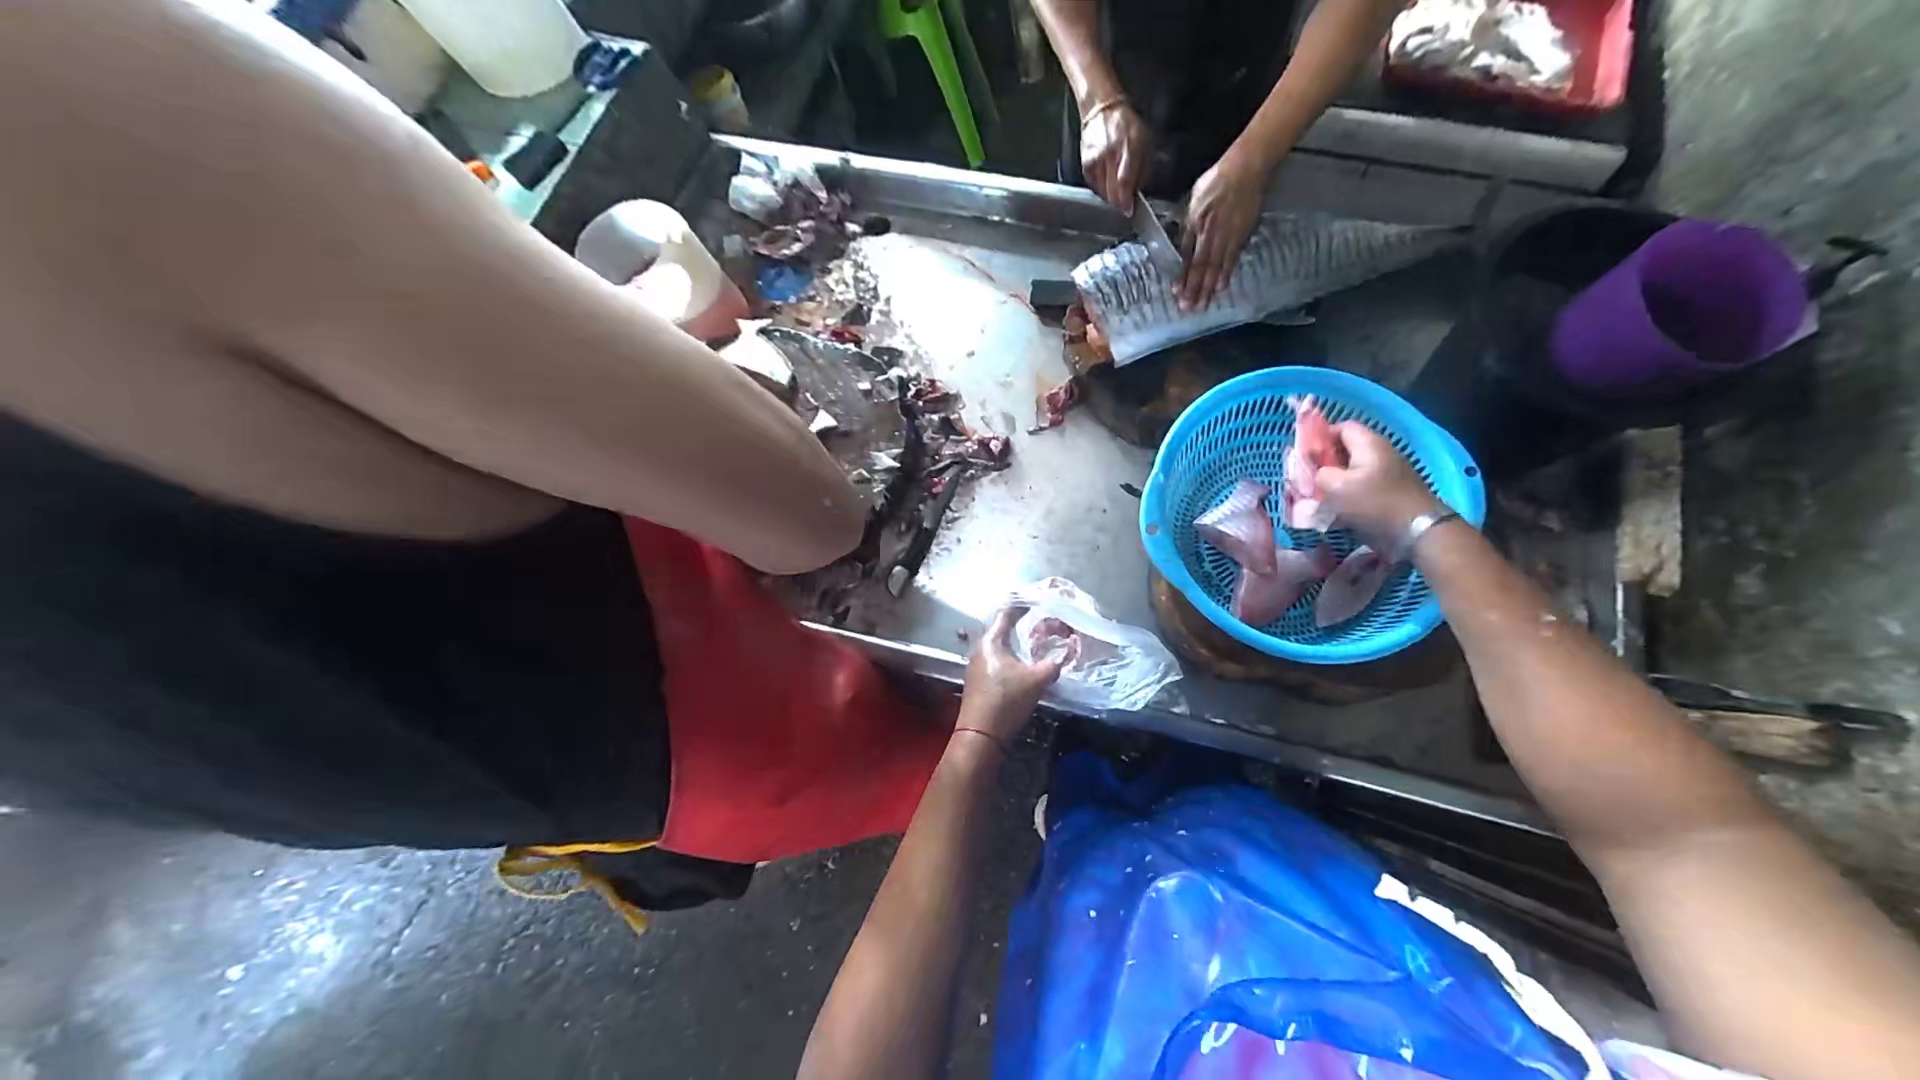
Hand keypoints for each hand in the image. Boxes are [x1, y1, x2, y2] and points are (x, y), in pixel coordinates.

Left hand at [958, 605, 1073, 747]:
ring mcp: (977, 664)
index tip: (1041, 600)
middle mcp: (981, 648)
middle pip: (1004, 627)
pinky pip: (998, 658)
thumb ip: (1055, 662)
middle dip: (1025, 623)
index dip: (1024, 604)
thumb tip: (1071, 648)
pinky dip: (1013, 655)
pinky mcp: (979, 679)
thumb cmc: (1006, 701)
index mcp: (991, 641)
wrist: (980, 735)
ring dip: (1019, 641)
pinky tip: (1025, 663)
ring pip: (1001, 644)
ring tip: (1040, 641)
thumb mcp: (1037, 680)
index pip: (1007, 612)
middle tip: (1047, 623)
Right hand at [1080, 99, 1149, 210]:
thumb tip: (1136, 194)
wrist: (1102, 110)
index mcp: (1129, 147)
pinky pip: (1095, 187)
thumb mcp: (1144, 141)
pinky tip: (1107, 178)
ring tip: (1117, 185)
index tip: (1129, 211)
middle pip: (1112, 192)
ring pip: (1103, 192)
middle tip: (1125, 203)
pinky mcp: (1086, 166)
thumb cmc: (1126, 125)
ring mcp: (1095, 161)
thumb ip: (1142, 169)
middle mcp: (1110, 155)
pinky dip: (1103, 188)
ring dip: (1112, 195)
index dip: (1126, 200)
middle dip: (1120, 202)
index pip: (1125, 181)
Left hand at [1176, 151, 1267, 308]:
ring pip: (1215, 267)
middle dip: (1194, 289)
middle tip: (1188, 308)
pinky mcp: (1241, 234)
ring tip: (1202, 305)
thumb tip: (1180, 245)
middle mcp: (1210, 235)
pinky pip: (1232, 258)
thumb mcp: (1192, 202)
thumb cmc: (1215, 182)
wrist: (1244, 170)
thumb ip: (1186, 225)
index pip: (1186, 257)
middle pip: (1200, 267)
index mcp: (1195, 226)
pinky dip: (1226, 274)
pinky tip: (1221, 287)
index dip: (1182, 276)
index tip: (1176, 292)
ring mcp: (1227, 236)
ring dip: (1207, 288)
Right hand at [1315, 422, 1445, 552]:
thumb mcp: (1336, 486)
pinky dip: (1346, 493)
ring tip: (1318, 495)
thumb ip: (1317, 473)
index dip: (1320, 437)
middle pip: (1345, 449)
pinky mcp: (1389, 491)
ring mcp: (1387, 472)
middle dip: (1324, 461)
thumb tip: (1314, 472)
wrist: (1416, 531)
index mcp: (1368, 443)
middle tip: (1308, 478)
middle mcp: (1380, 453)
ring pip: (1351, 469)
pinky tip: (1336, 508)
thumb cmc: (1374, 503)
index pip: (1341, 426)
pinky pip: (1360, 485)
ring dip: (1333, 480)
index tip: (1305, 456)